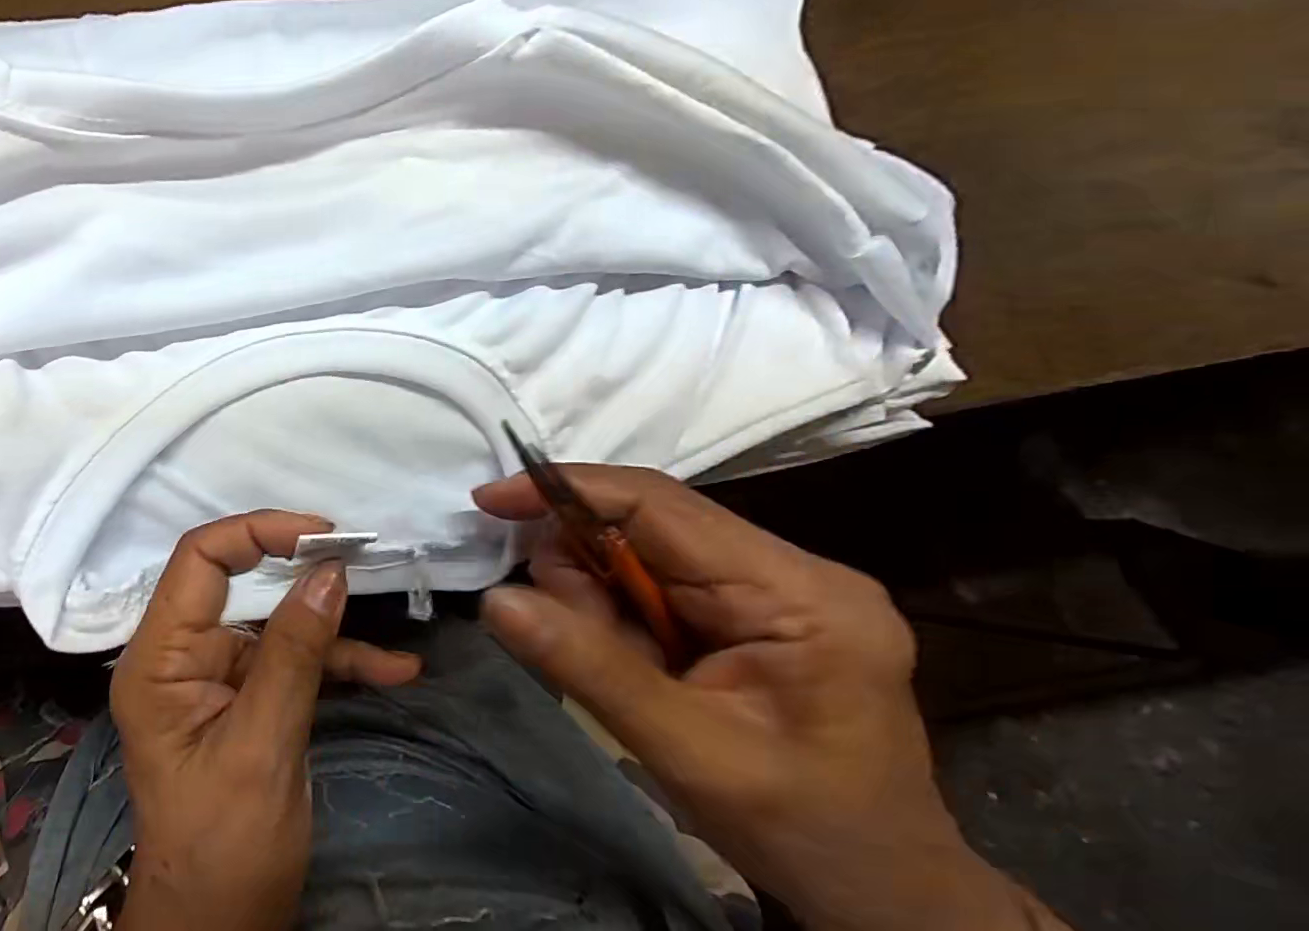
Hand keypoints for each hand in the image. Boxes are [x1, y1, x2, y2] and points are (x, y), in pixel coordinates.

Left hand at [111, 510, 421, 930]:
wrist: (221, 926)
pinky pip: (296, 660)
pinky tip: (394, 670)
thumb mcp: (261, 746)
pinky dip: (342, 662)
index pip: (199, 560)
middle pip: (239, 578)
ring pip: (277, 620)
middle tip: (356, 554)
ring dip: (333, 622)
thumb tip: (330, 574)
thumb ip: (294, 654)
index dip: (257, 532)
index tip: (322, 535)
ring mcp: (219, 674)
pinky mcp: (251, 695)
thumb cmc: (224, 846)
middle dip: (300, 566)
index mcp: (161, 659)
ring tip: (386, 623)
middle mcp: (184, 654)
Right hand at [474, 466, 1066, 930]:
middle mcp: (793, 567)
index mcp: (797, 592)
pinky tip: (635, 660)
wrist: (886, 892)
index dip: (570, 490)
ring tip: (622, 670)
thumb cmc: (801, 831)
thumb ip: (591, 669)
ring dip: (603, 598)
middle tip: (559, 629)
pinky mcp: (764, 604)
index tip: (493, 499)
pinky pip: (666, 580)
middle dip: (586, 568)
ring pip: (650, 551)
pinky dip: (626, 612)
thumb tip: (498, 600)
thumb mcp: (686, 753)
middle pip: (650, 524)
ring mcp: (781, 583)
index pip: (661, 503)